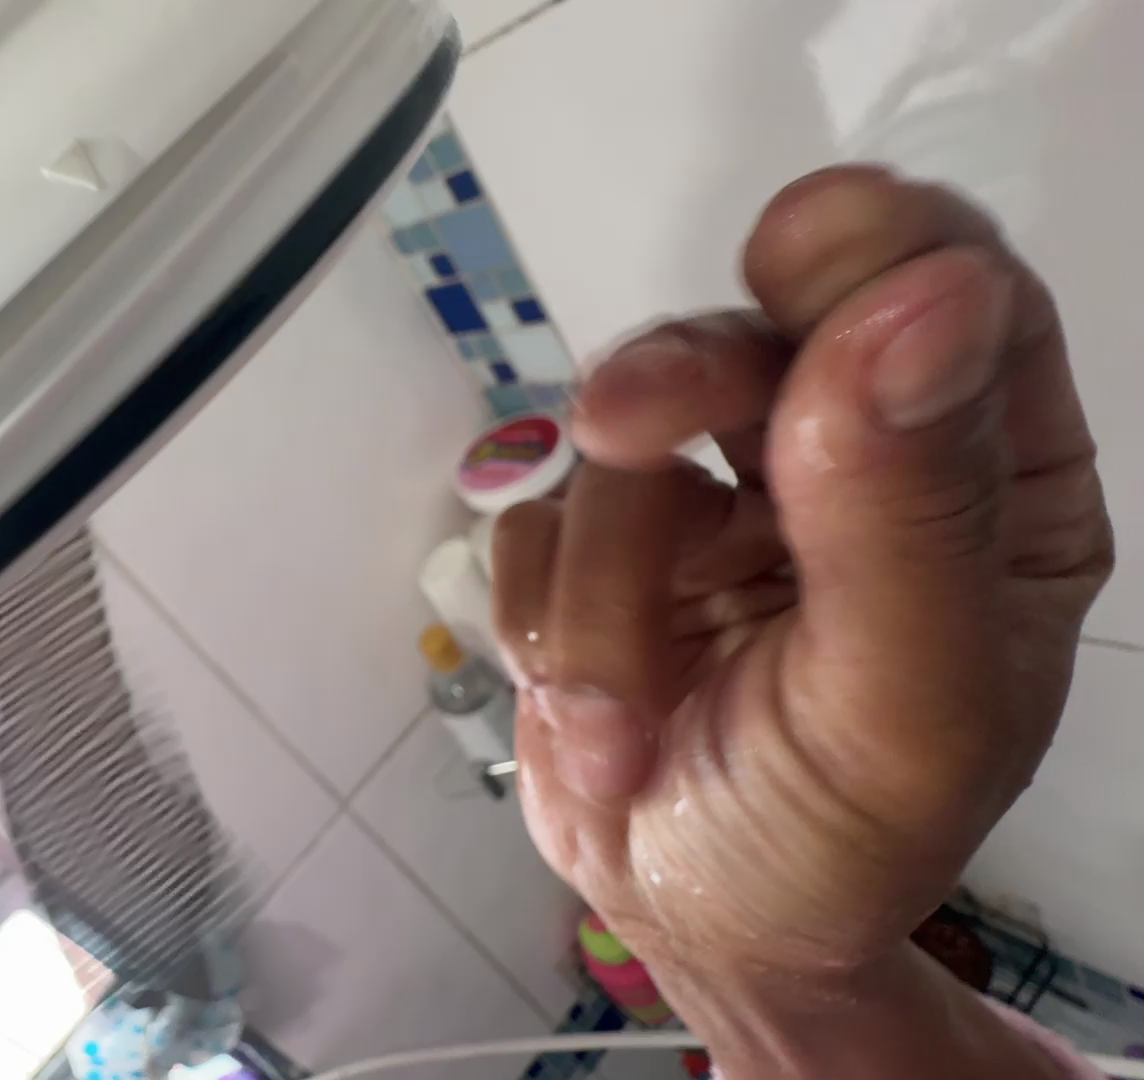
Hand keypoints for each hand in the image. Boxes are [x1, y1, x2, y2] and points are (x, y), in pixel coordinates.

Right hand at [494, 168, 1111, 1074]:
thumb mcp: (897, 706)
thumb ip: (905, 514)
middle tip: (610, 426)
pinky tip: (578, 704)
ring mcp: (676, 507)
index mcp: (958, 480)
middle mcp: (812, 467)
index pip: (933, 293)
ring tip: (612, 729)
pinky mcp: (571, 549)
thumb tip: (923, 300)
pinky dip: (532, 621)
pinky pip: (520, 530)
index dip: (865, 255)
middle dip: (657, 388)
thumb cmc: (822, 832)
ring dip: (586, 604)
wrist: (681, 905)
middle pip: (723, 345)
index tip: (795, 249)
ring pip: (592, 464)